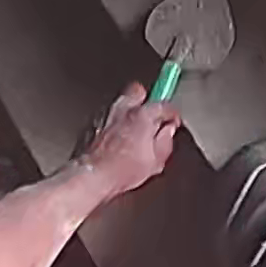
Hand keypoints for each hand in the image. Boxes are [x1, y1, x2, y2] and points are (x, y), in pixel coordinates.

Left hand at [78, 82, 179, 197]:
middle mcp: (122, 109)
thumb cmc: (120, 170)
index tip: (172, 120)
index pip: (164, 105)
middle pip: (138, 90)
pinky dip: (115, 121)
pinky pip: (108, 114)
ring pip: (121, 101)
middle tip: (153, 116)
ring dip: (129, 110)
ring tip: (135, 129)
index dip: (171, 114)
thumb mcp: (155, 161)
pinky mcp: (92, 122)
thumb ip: (165, 142)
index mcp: (141, 115)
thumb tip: (168, 133)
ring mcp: (105, 114)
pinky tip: (118, 137)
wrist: (92, 176)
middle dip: (147, 100)